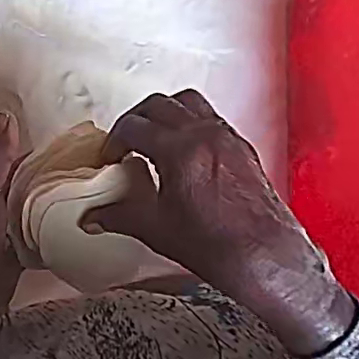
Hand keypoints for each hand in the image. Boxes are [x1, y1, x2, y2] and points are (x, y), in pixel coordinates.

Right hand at [84, 91, 358, 354]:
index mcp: (179, 149)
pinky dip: (190, 121)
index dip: (113, 141)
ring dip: (165, 112)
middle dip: (134, 119)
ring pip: (187, 101)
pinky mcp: (241, 147)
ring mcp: (226, 137)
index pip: (133, 126)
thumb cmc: (218, 244)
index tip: (110, 157)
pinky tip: (184, 146)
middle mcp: (204, 134)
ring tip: (153, 134)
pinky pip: (210, 117)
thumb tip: (95, 217)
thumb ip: (119, 216)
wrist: (264, 257)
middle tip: (124, 141)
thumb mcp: (155, 229)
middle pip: (158, 104)